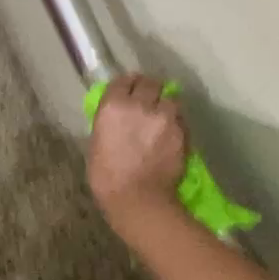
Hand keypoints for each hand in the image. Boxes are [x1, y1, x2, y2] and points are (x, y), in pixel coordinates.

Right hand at [88, 73, 186, 220]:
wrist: (137, 198)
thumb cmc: (106, 177)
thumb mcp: (96, 144)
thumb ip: (109, 124)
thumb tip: (117, 119)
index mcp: (113, 106)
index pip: (123, 81)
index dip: (127, 84)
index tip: (129, 90)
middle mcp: (140, 104)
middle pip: (150, 83)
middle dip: (149, 88)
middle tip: (149, 99)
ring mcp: (164, 116)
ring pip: (170, 98)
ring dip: (166, 104)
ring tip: (164, 116)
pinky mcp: (182, 130)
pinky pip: (180, 118)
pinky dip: (176, 122)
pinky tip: (171, 134)